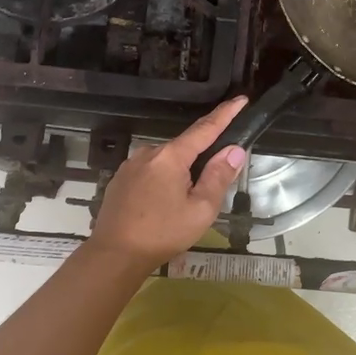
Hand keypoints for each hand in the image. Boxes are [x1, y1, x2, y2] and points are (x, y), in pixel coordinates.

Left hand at [83, 96, 248, 274]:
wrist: (115, 254)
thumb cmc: (163, 233)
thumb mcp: (201, 209)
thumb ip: (218, 176)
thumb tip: (234, 150)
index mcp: (171, 157)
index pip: (205, 129)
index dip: (225, 114)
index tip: (240, 99)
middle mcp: (149, 153)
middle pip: (184, 148)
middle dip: (200, 160)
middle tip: (210, 188)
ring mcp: (131, 166)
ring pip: (166, 162)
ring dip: (179, 175)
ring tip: (182, 206)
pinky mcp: (120, 180)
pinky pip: (150, 173)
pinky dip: (162, 183)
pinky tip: (161, 207)